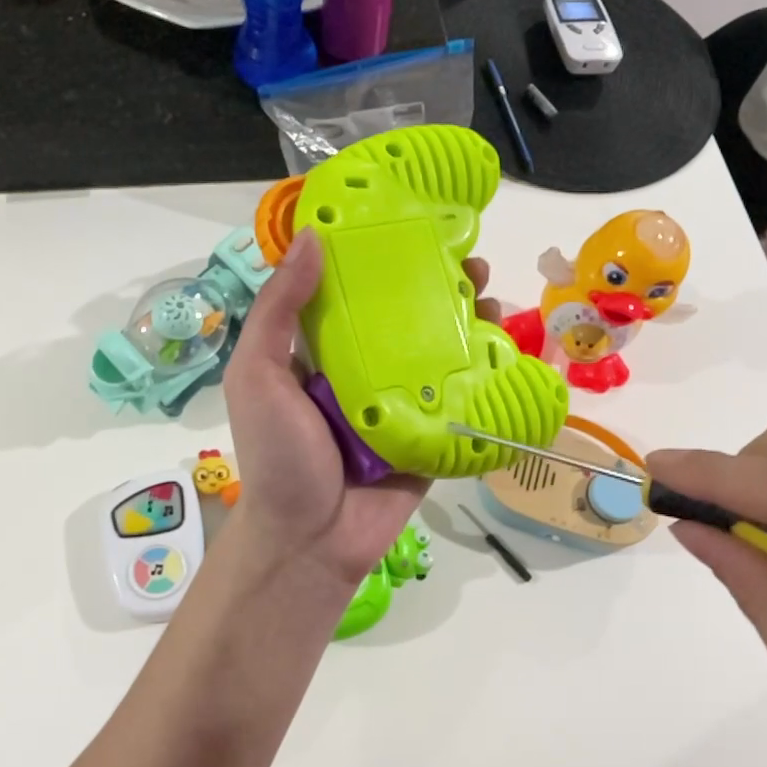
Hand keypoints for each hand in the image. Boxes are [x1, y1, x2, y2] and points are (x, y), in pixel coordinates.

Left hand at [222, 232, 495, 586]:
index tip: (412, 225)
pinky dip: (486, 375)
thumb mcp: (258, 375)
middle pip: (406, 318)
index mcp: (320, 351)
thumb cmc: (277, 455)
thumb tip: (311, 237)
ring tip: (493, 300)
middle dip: (439, 288)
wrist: (310, 541)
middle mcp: (362, 370)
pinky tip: (508, 349)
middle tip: (470, 264)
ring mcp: (400, 404)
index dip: (381, 258)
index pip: (353, 291)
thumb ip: (279, 311)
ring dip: (470, 324)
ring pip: (440, 353)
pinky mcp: (431, 437)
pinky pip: (461, 400)